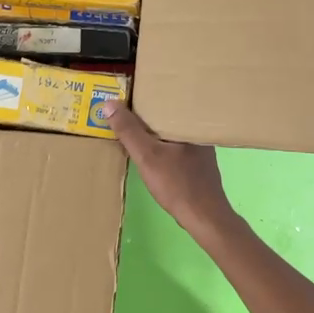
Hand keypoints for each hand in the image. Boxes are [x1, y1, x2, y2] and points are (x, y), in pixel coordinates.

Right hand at [109, 105, 234, 235]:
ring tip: (132, 129)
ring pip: (170, 132)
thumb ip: (128, 131)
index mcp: (190, 121)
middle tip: (122, 111)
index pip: (166, 99)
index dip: (145, 96)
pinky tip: (151, 153)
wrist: (204, 217)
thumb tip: (109, 103)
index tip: (125, 95)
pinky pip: (175, 146)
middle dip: (146, 114)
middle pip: (167, 115)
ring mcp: (201, 148)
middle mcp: (198, 130)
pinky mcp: (199, 163)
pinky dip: (161, 146)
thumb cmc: (176, 184)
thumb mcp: (147, 156)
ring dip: (153, 131)